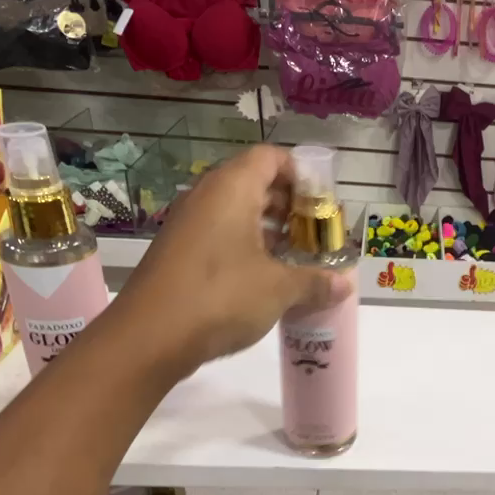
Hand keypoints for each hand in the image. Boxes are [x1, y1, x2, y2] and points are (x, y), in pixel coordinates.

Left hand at [112, 145, 353, 380]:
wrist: (150, 337)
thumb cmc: (220, 297)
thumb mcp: (279, 289)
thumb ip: (315, 282)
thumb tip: (344, 285)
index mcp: (231, 189)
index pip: (270, 157)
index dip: (301, 173)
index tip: (324, 203)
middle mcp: (207, 197)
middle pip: (255, 183)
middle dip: (290, 205)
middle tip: (317, 234)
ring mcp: (189, 225)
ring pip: (238, 212)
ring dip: (270, 230)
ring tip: (299, 257)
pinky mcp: (181, 252)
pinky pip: (222, 235)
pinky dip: (248, 247)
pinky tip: (268, 278)